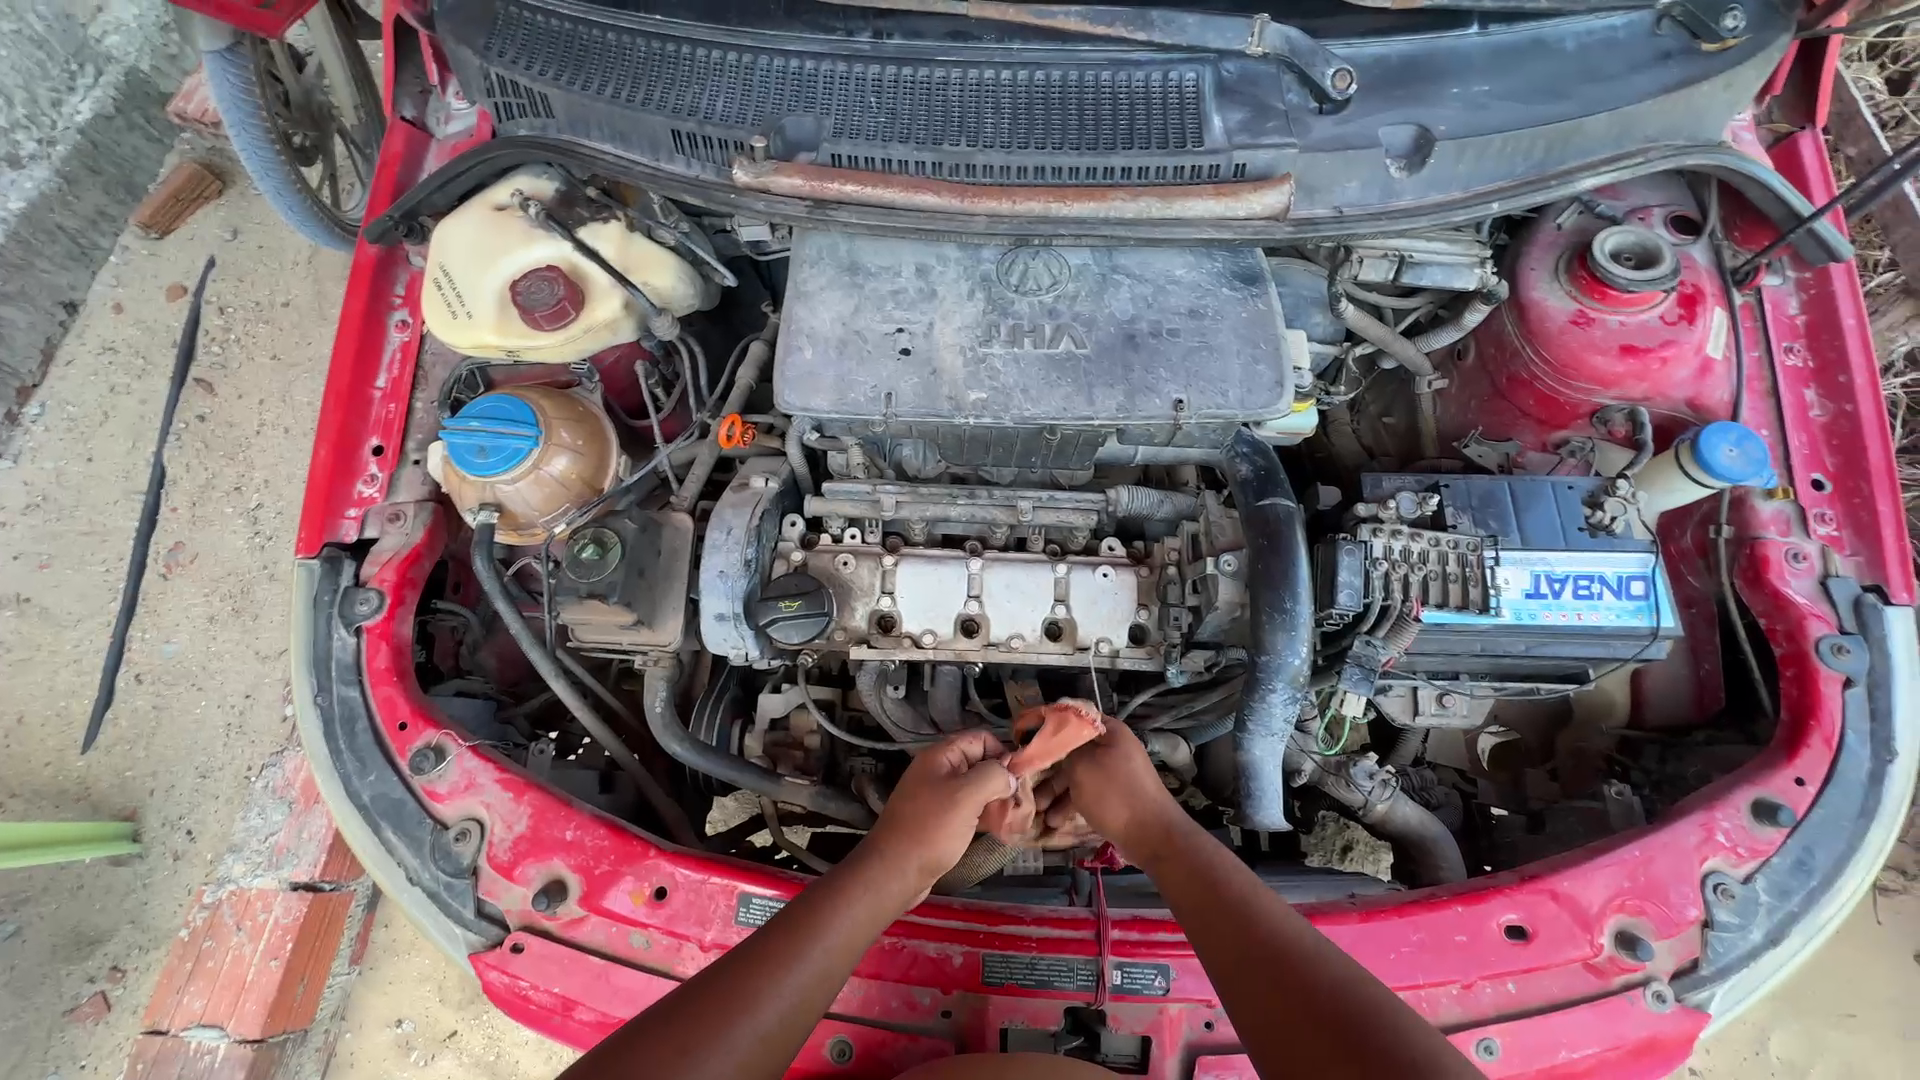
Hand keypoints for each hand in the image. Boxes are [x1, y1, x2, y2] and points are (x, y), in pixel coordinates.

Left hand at [855, 730, 1015, 901]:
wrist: (894, 872)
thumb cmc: (930, 829)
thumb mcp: (965, 796)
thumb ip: (992, 776)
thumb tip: (1010, 775)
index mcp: (941, 756)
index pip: (981, 739)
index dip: (1002, 753)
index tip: (1020, 777)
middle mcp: (940, 771)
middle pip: (980, 763)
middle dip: (1003, 780)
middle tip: (1022, 803)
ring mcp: (939, 797)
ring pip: (977, 789)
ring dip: (997, 800)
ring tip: (1016, 817)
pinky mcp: (941, 820)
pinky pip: (969, 809)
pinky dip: (986, 815)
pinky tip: (1001, 829)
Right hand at [1036, 723, 1186, 861]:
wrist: (1153, 837)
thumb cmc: (1115, 795)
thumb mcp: (1081, 766)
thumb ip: (1062, 748)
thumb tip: (1048, 741)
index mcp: (1109, 731)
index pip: (1071, 718)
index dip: (1046, 726)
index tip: (1024, 738)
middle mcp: (1111, 747)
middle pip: (1070, 750)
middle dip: (1046, 768)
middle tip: (1025, 780)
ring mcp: (1113, 773)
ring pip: (1075, 774)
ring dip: (1054, 790)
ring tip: (1038, 810)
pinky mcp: (1112, 796)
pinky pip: (1085, 792)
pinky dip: (1069, 803)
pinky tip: (1053, 821)